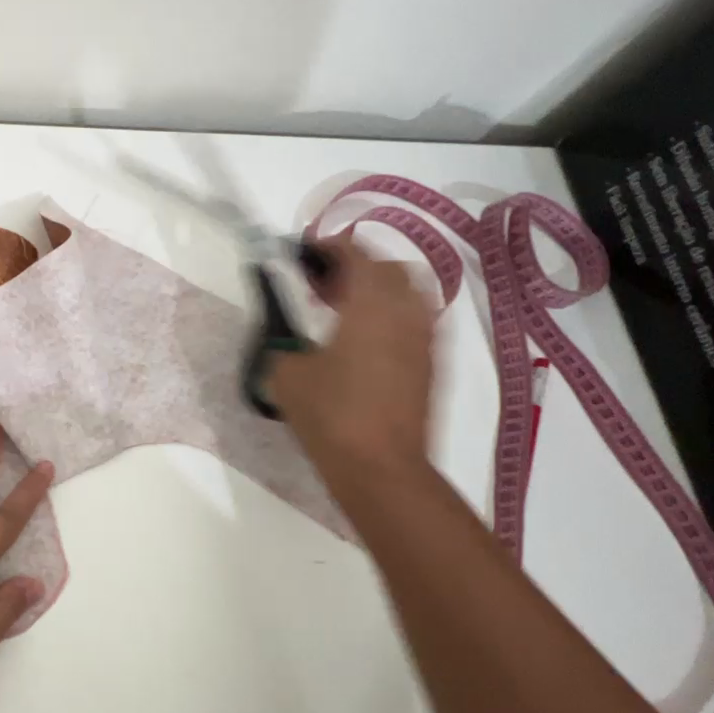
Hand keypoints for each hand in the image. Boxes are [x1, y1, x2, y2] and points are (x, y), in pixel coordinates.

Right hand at [270, 238, 436, 476]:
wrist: (380, 466)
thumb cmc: (329, 413)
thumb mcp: (285, 373)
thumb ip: (283, 340)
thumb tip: (285, 330)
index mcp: (371, 304)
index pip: (356, 254)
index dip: (329, 246)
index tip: (303, 251)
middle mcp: (406, 312)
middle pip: (390, 269)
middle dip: (357, 266)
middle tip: (322, 281)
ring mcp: (425, 339)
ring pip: (408, 295)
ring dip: (377, 292)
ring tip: (341, 310)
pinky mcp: (431, 365)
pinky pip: (413, 323)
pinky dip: (389, 318)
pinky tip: (360, 342)